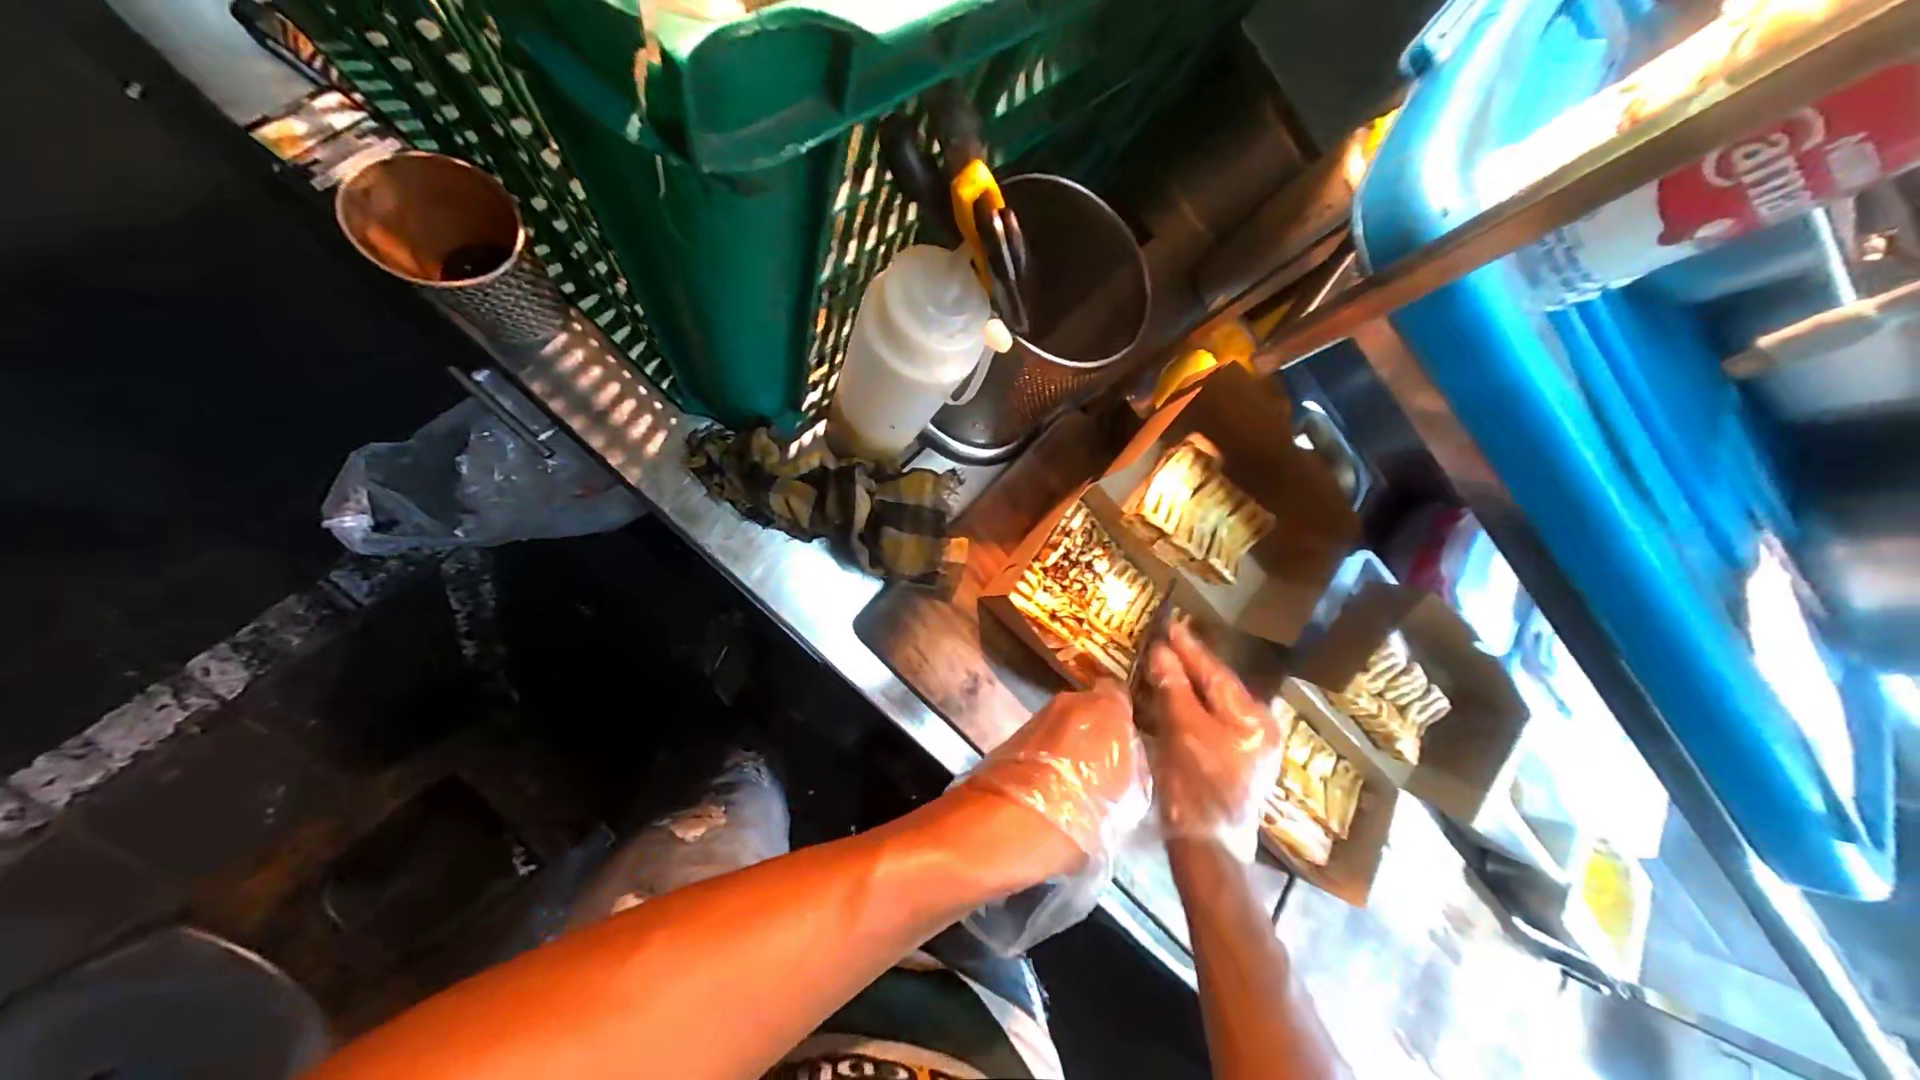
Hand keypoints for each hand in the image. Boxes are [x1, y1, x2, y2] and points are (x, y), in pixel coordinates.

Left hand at [956, 681, 1148, 885]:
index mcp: (1106, 707)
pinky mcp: (1013, 735)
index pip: (1121, 694)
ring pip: (1064, 724)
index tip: (1129, 736)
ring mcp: (1038, 716)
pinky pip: (1042, 740)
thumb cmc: (1086, 808)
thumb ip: (1131, 761)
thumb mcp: (1130, 791)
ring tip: (1075, 779)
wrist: (1015, 820)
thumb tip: (1127, 756)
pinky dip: (1048, 755)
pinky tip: (1049, 784)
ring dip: (1070, 743)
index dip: (1124, 713)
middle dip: (1096, 729)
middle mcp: (1070, 701)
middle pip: (1089, 708)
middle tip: (1104, 763)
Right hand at [1145, 620, 1284, 858]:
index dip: (1189, 648)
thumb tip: (1162, 653)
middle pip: (1218, 686)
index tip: (1171, 625)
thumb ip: (1174, 688)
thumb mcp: (1182, 731)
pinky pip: (1212, 722)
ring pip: (1215, 704)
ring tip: (1167, 662)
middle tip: (1167, 640)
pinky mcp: (1236, 762)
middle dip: (1191, 664)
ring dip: (1189, 685)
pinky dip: (1192, 707)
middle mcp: (1259, 728)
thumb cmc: (1196, 787)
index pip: (1215, 673)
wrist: (1208, 848)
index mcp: (1252, 718)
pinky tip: (1175, 698)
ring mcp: (1250, 747)